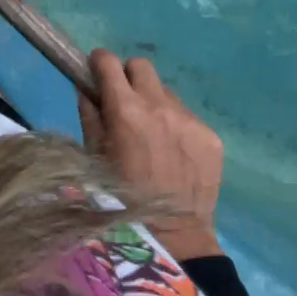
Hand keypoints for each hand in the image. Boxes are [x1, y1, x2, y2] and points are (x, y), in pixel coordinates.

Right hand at [78, 50, 224, 260]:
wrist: (173, 234)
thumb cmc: (121, 193)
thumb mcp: (94, 152)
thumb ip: (89, 112)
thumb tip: (86, 86)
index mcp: (125, 109)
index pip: (109, 61)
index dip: (99, 63)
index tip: (97, 73)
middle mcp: (159, 106)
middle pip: (141, 66)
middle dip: (129, 77)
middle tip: (126, 101)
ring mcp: (189, 120)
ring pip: (166, 92)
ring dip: (155, 104)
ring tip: (154, 136)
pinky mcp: (211, 136)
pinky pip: (187, 117)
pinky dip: (176, 126)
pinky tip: (175, 152)